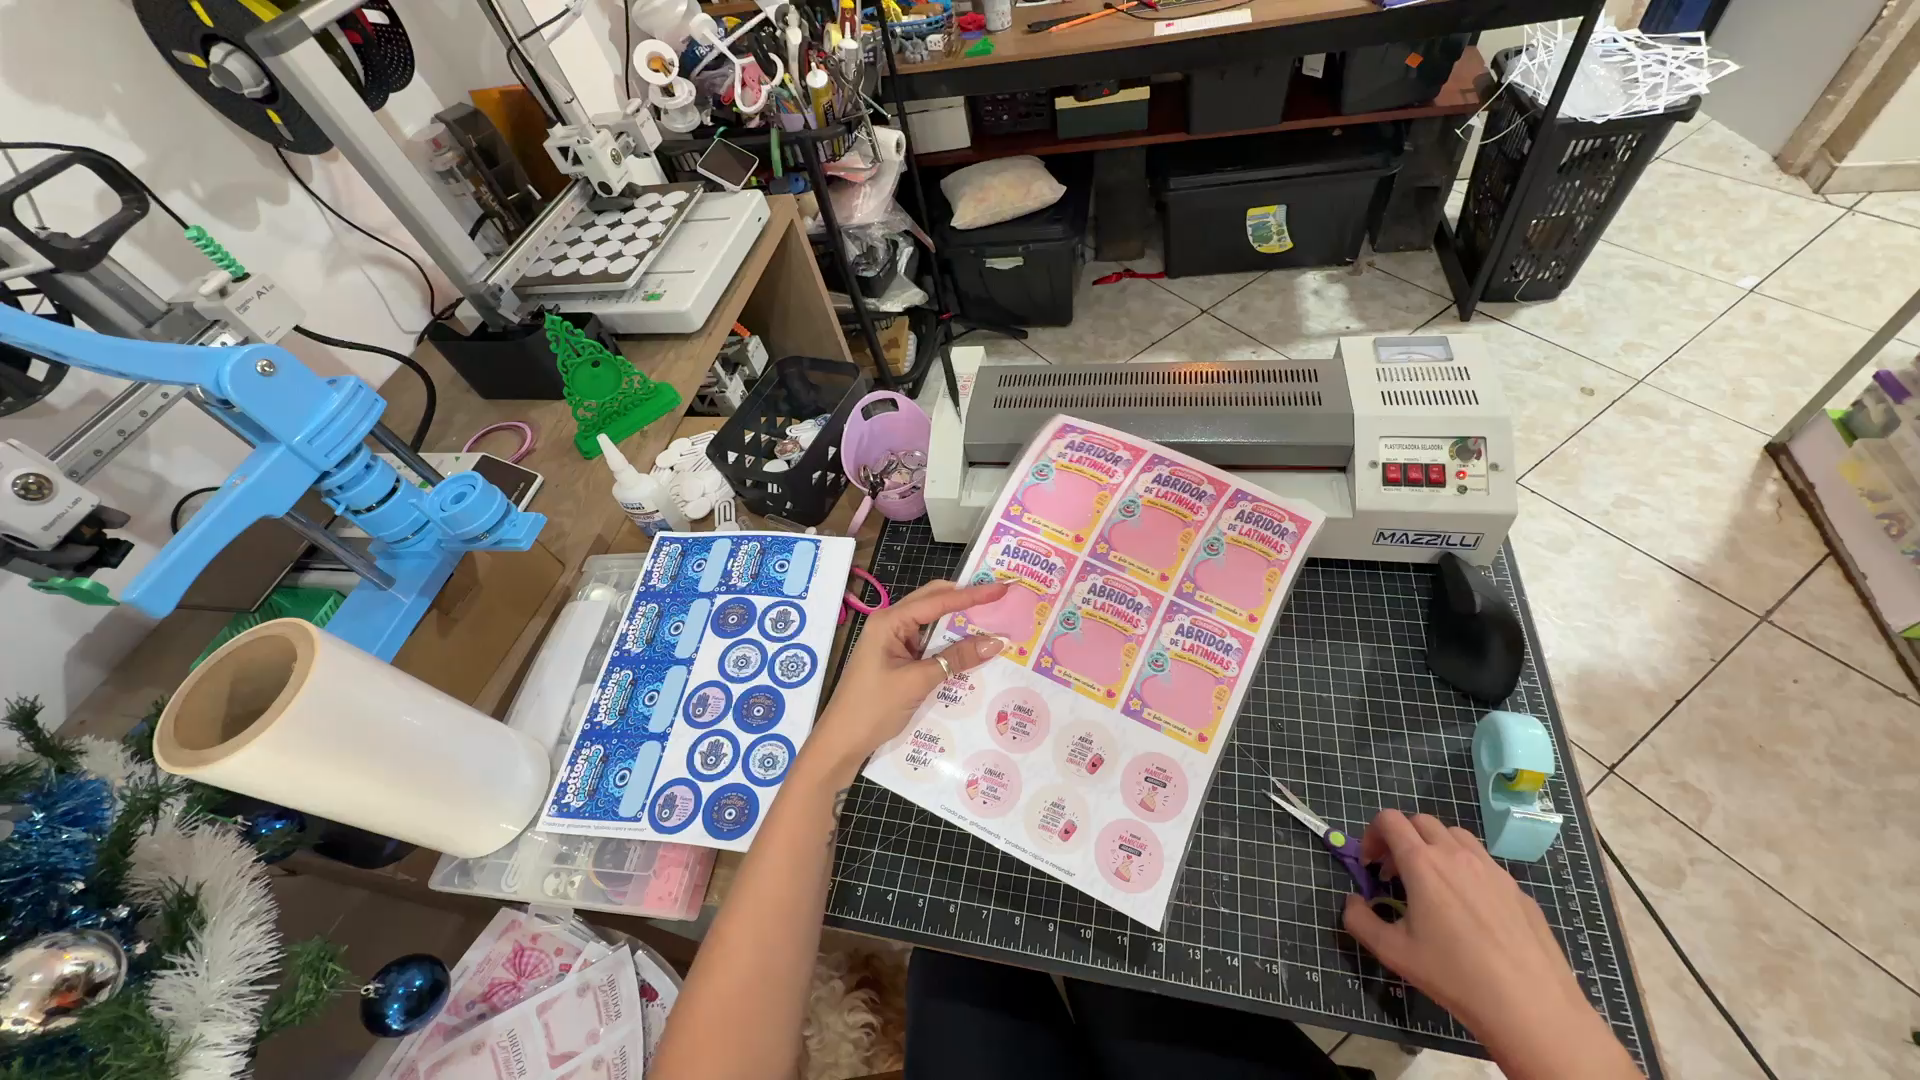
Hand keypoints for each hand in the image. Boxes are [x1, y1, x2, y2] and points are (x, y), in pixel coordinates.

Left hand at [811, 580, 1008, 765]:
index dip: (972, 594)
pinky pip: (929, 645)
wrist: (842, 742)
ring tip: (993, 621)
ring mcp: (893, 642)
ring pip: (933, 625)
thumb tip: (996, 642)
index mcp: (889, 621)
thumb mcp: (918, 682)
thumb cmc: (873, 708)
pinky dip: (950, 646)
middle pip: (934, 604)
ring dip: (960, 625)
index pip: (937, 600)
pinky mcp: (898, 660)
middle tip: (1000, 599)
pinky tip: (972, 650)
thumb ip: (956, 659)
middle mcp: (890, 624)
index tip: (1001, 588)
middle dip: (966, 601)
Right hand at [1342, 811, 1637, 1079]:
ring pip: (1455, 835)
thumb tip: (1353, 901)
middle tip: (1396, 872)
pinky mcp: (1517, 888)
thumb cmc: (1454, 976)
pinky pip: (1484, 862)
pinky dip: (1465, 868)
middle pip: (1421, 821)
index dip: (1372, 835)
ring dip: (1434, 846)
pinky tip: (1469, 908)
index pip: (1390, 820)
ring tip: (1432, 882)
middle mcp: (1457, 855)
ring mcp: (1492, 869)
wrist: (1531, 1007)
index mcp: (1422, 863)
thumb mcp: (1392, 952)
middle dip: (1401, 838)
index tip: (1371, 865)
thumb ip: (1359, 919)